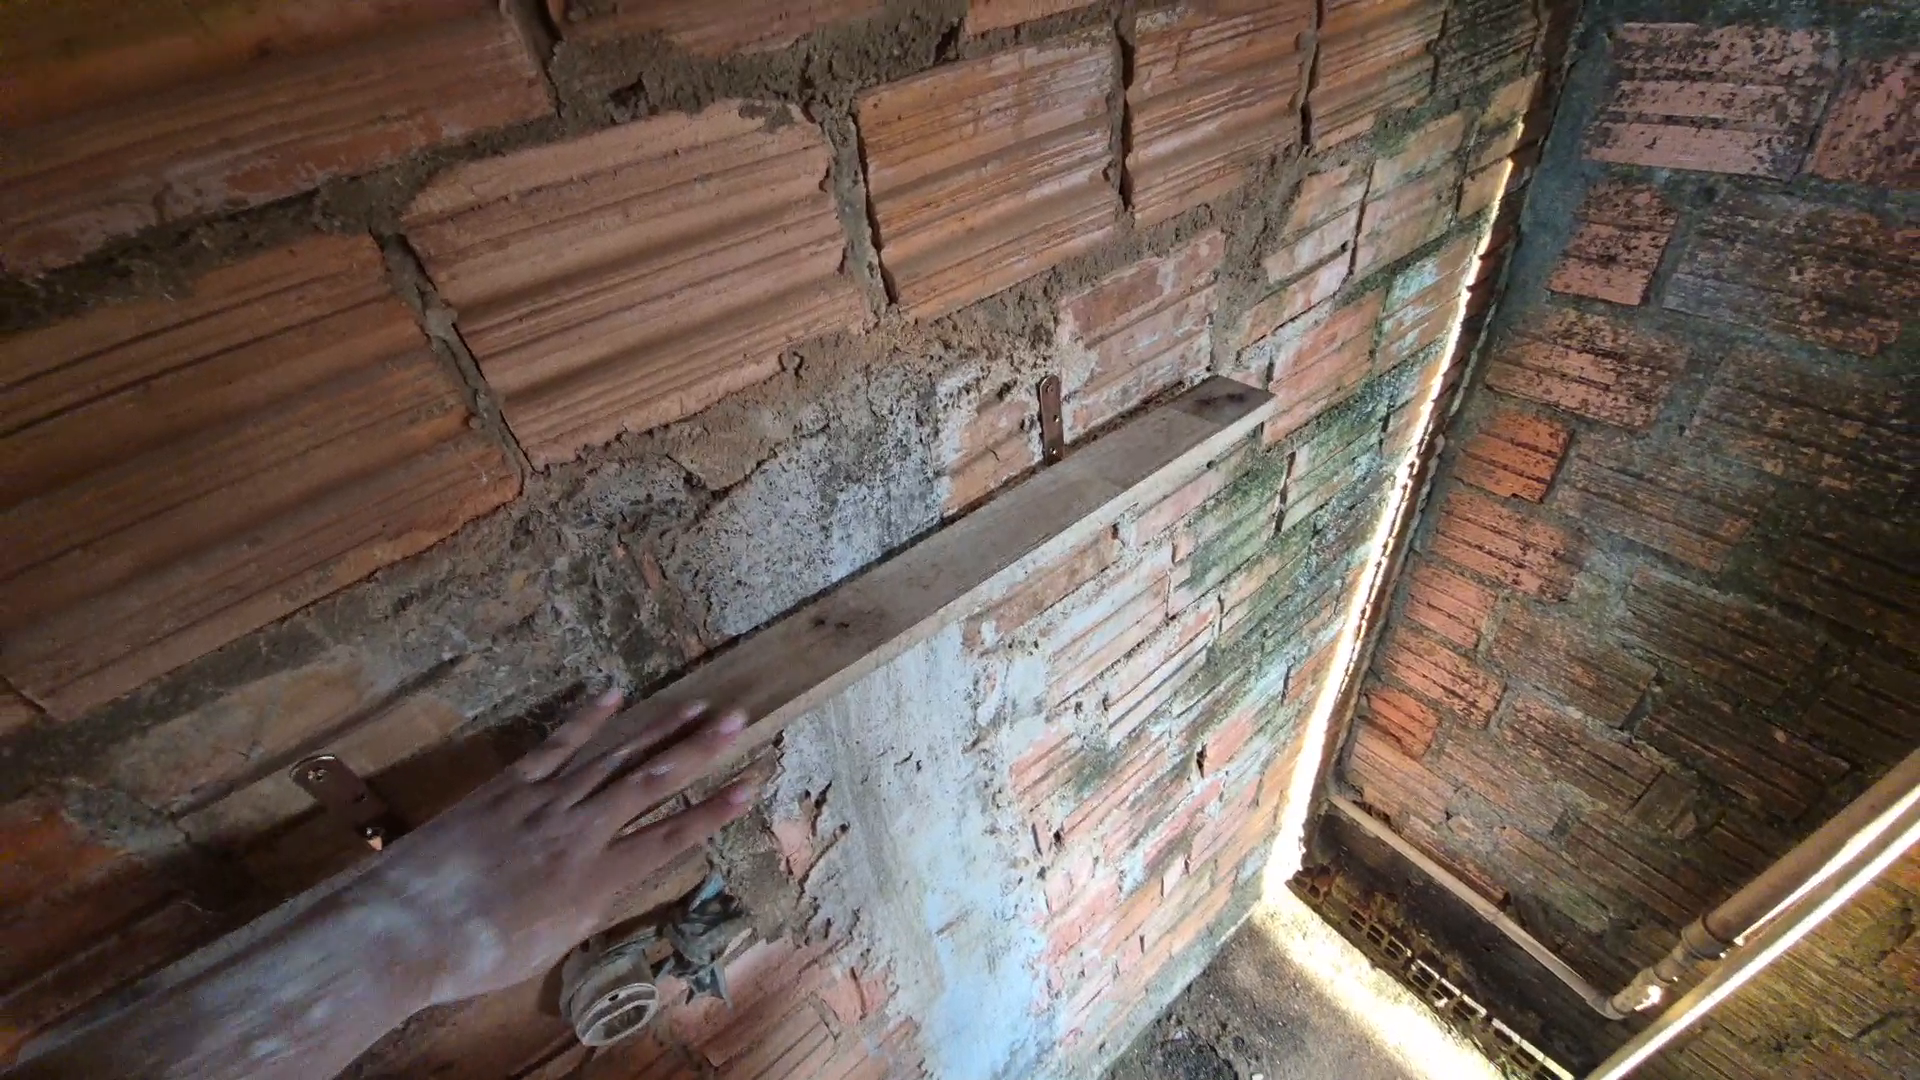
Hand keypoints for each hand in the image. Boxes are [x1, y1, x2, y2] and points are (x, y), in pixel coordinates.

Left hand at [348, 691, 758, 1007]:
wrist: (395, 936)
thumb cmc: (478, 954)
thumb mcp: (552, 943)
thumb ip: (594, 903)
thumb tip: (624, 876)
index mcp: (595, 879)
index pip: (670, 838)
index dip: (714, 811)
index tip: (751, 783)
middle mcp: (581, 832)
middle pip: (652, 783)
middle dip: (700, 749)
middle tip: (736, 718)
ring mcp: (546, 802)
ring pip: (614, 758)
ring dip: (660, 730)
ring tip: (696, 705)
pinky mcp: (511, 785)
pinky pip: (557, 747)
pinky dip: (588, 719)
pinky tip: (616, 694)